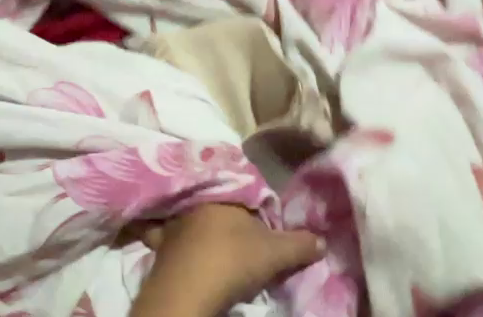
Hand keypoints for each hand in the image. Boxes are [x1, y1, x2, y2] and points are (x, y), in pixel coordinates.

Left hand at [130, 204, 322, 316]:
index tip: (267, 226)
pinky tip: (178, 251)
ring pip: (192, 220)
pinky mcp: (159, 247)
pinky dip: (172, 242)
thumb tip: (323, 240)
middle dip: (230, 218)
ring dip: (200, 229)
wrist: (187, 291)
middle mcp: (196, 200)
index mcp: (224, 192)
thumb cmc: (233, 259)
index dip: (260, 208)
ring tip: (215, 247)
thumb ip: (300, 244)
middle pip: (219, 206)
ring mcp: (174, 222)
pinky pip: (167, 238)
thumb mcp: (275, 253)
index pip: (247, 192)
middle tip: (244, 238)